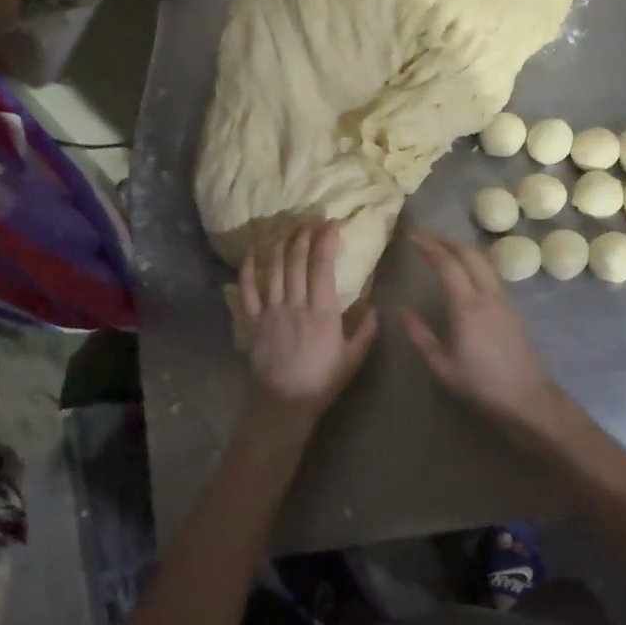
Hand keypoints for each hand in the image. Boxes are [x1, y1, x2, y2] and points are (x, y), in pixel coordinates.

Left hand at [239, 221, 378, 421]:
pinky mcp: (254, 321)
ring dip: (282, 244)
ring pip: (275, 268)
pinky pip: (248, 289)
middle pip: (297, 260)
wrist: (285, 403)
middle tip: (311, 220)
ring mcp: (271, 311)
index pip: (322, 266)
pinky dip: (249, 268)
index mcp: (323, 312)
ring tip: (290, 229)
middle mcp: (295, 305)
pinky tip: (254, 251)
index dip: (326, 240)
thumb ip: (367, 329)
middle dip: (304, 235)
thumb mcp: (354, 358)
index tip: (332, 224)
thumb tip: (377, 304)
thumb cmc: (323, 381)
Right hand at [398, 234, 577, 438]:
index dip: (428, 246)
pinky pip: (491, 273)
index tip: (411, 238)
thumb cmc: (480, 385)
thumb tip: (400, 310)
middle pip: (469, 253)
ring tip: (442, 248)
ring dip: (461, 249)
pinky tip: (463, 270)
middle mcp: (488, 295)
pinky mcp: (512, 307)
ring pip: (483, 260)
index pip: (447, 263)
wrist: (526, 398)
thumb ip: (419, 334)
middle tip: (424, 238)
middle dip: (445, 240)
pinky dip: (474, 262)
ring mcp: (504, 299)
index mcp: (467, 307)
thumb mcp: (441, 365)